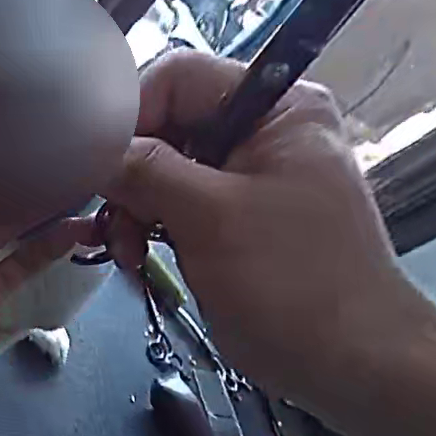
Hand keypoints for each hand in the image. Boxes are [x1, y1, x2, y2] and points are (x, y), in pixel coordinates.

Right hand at [98, 49, 435, 420]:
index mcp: (273, 107)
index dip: (131, 116)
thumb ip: (148, 171)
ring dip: (130, 210)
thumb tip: (92, 149)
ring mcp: (238, 178)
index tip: (100, 168)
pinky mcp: (223, 218)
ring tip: (127, 252)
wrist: (343, 358)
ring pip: (156, 171)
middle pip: (162, 126)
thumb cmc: (290, 281)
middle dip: (128, 175)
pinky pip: (166, 206)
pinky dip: (142, 229)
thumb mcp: (212, 216)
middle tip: (116, 223)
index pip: (179, 78)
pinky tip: (135, 258)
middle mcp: (255, 131)